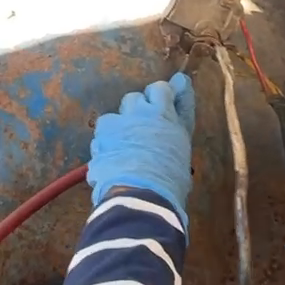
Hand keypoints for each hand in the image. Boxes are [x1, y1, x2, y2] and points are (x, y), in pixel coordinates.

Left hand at [88, 74, 196, 226]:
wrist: (140, 196)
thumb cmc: (170, 180)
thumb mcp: (182, 149)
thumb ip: (179, 120)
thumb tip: (179, 93)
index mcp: (165, 115)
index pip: (161, 89)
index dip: (160, 97)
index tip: (162, 107)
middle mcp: (141, 113)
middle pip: (136, 98)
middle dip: (138, 111)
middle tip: (143, 131)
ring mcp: (119, 122)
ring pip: (116, 114)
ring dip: (120, 126)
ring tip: (124, 148)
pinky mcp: (101, 135)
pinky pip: (102, 132)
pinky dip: (105, 142)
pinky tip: (110, 157)